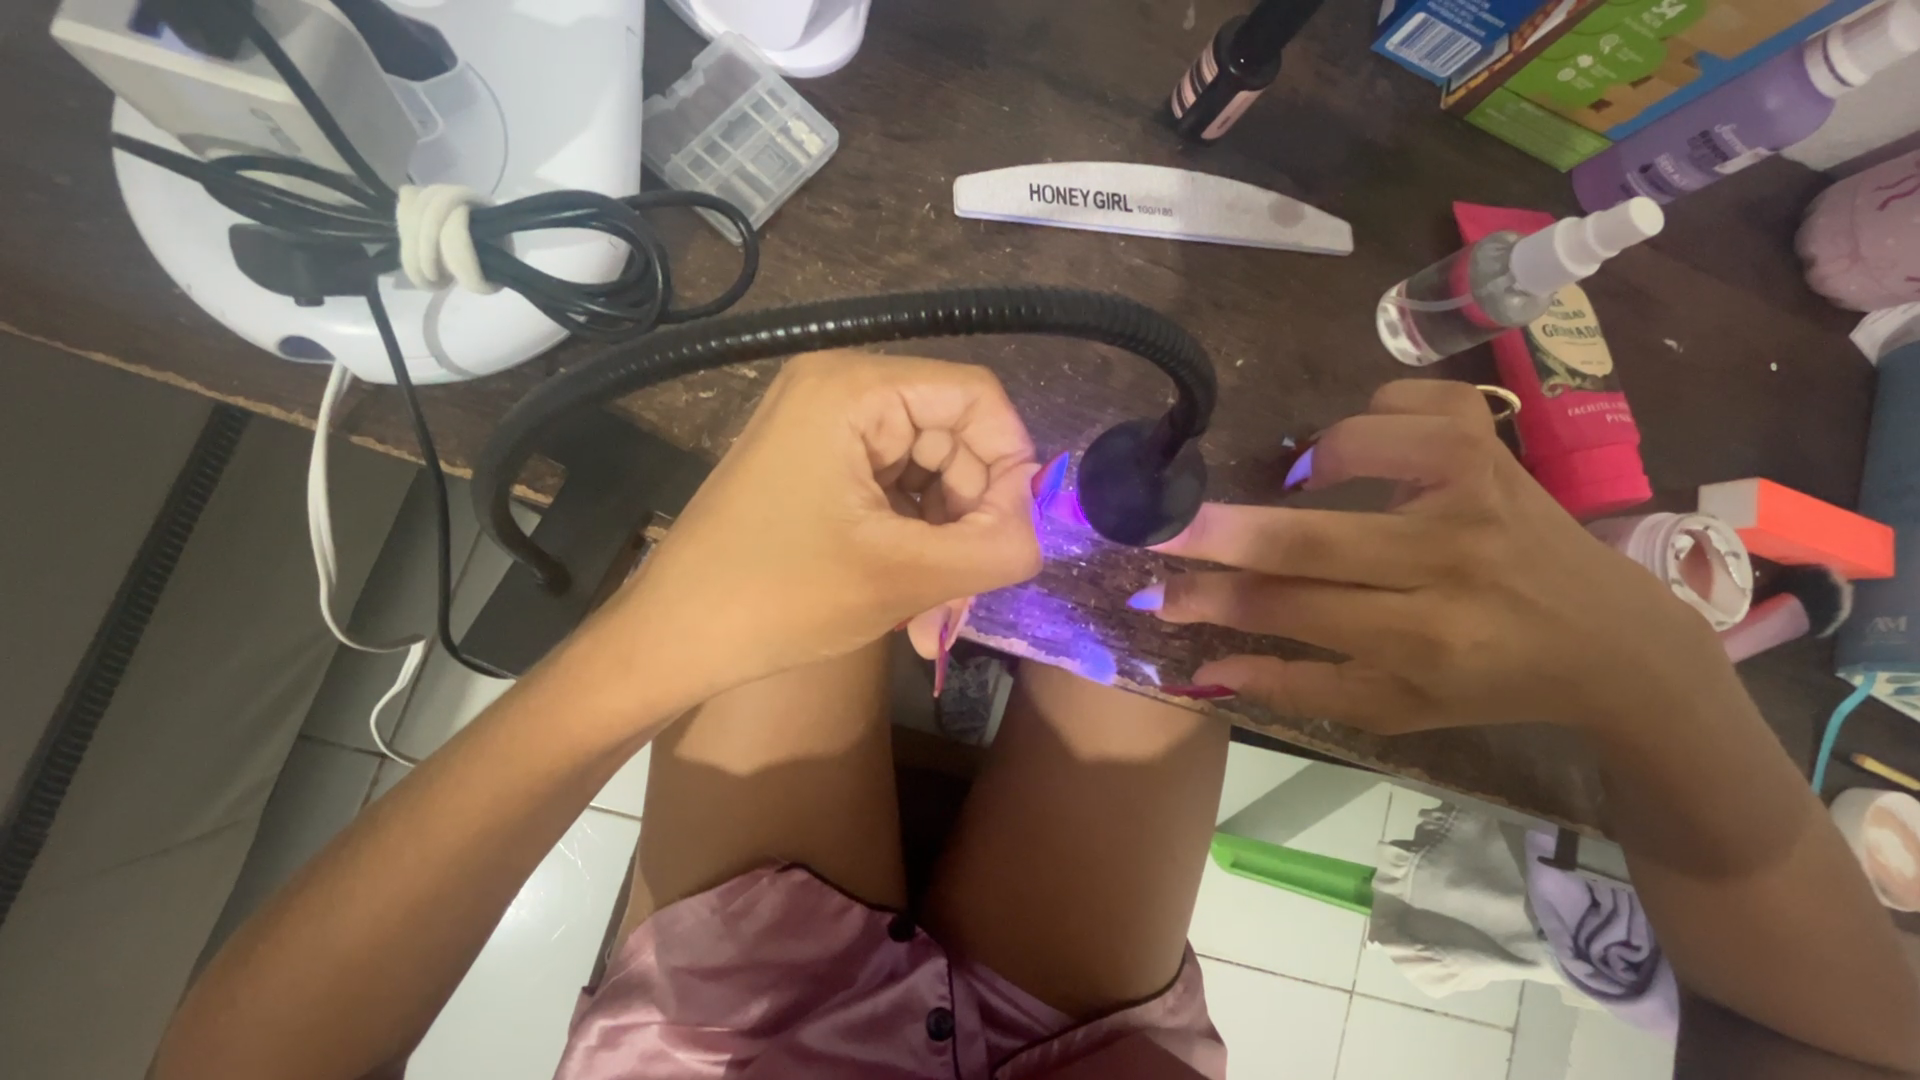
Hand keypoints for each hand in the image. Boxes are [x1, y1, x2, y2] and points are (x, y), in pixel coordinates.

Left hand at [598, 351, 1043, 696]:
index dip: (1012, 464)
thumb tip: (1042, 532)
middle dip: (971, 516)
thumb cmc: (778, 598)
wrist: (672, 640)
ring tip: (936, 611)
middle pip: (953, 435)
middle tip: (971, 589)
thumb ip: (996, 548)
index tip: (1015, 535)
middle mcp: (838, 391)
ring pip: (927, 472)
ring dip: (944, 541)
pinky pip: (893, 492)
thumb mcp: (903, 576)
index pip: (976, 397)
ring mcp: (823, 429)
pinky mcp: (817, 467)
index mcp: (853, 389)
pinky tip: (912, 602)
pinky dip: (913, 543)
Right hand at [1139, 379, 1723, 733]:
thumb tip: (1206, 669)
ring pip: (1362, 447)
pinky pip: (1419, 401)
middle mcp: (1450, 562)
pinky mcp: (1496, 450)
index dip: (1212, 599)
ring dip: (1309, 461)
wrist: (1610, 641)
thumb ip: (1295, 688)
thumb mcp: (1391, 707)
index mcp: (1421, 637)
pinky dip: (1373, 410)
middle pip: (1310, 539)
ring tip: (1297, 485)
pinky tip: (1363, 444)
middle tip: (1160, 525)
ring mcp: (1478, 492)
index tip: (1157, 591)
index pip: (1290, 609)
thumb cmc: (1486, 682)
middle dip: (1219, 532)